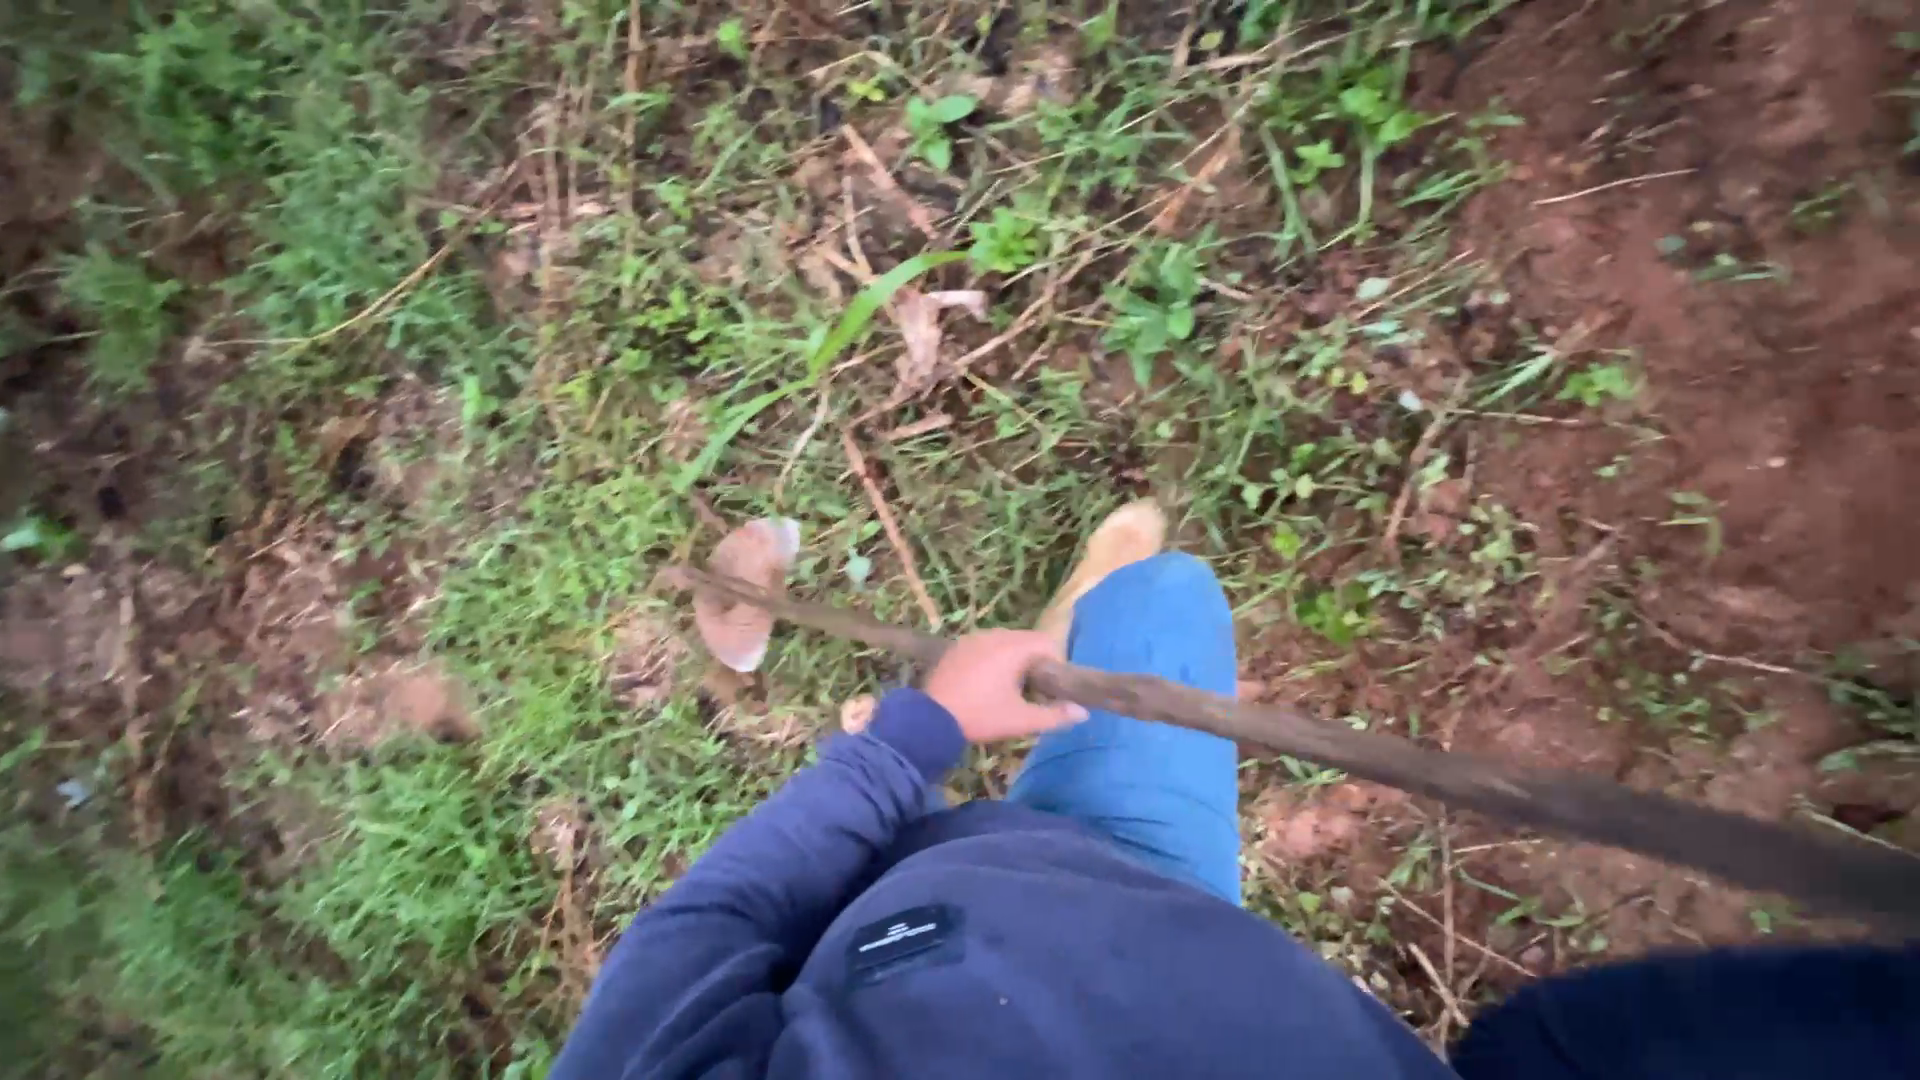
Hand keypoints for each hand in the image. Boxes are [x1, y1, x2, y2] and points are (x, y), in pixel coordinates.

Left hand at [923, 630, 1087, 742]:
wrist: (931, 718)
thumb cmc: (981, 716)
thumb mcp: (1021, 720)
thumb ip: (1055, 716)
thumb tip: (1082, 713)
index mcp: (1013, 647)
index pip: (1047, 643)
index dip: (1056, 664)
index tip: (1051, 689)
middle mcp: (994, 635)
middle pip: (1026, 641)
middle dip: (1034, 662)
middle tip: (1032, 691)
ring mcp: (972, 639)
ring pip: (1004, 642)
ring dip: (1013, 660)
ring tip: (1010, 689)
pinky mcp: (956, 647)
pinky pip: (985, 647)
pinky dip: (992, 659)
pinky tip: (986, 684)